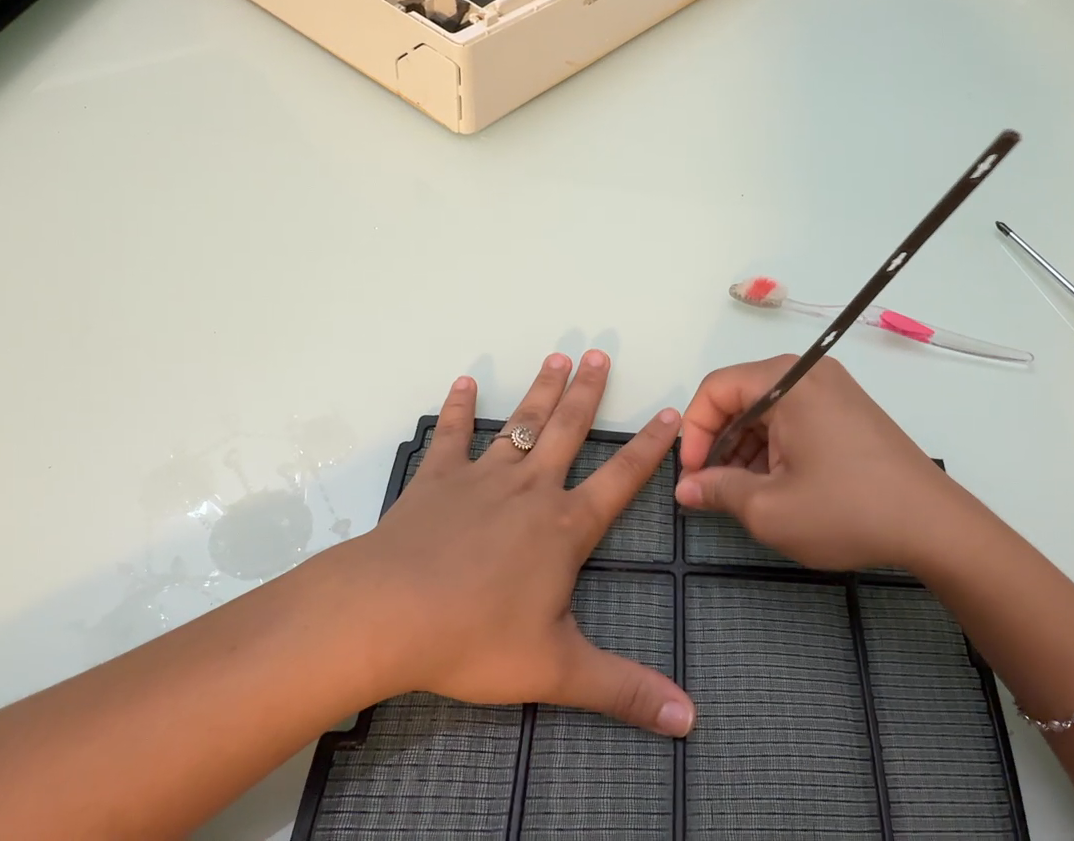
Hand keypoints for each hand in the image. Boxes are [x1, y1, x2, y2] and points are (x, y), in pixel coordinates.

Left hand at [322, 351, 693, 736]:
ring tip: (558, 355)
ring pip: (520, 424)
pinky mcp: (435, 480)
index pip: (622, 479)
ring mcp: (480, 479)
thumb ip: (624, 690)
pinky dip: (455, 408)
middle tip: (602, 354)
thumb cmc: (474, 638)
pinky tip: (461, 382)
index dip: (650, 447)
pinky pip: (448, 436)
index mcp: (564, 527)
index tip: (671, 412)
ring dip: (540, 389)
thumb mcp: (557, 670)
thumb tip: (688, 718)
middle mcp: (530, 490)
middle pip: (567, 430)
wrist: (385, 616)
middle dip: (588, 393)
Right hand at [675, 355, 977, 571]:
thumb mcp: (769, 509)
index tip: (692, 477)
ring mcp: (834, 391)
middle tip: (715, 491)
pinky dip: (776, 449)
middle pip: (742, 396)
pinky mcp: (848, 412)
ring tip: (747, 496)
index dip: (694, 432)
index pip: (716, 388)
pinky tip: (778, 488)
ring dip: (747, 450)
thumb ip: (718, 491)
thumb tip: (686, 488)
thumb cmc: (847, 510)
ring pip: (768, 411)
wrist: (933, 524)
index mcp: (788, 381)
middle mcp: (810, 374)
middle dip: (720, 444)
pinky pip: (795, 419)